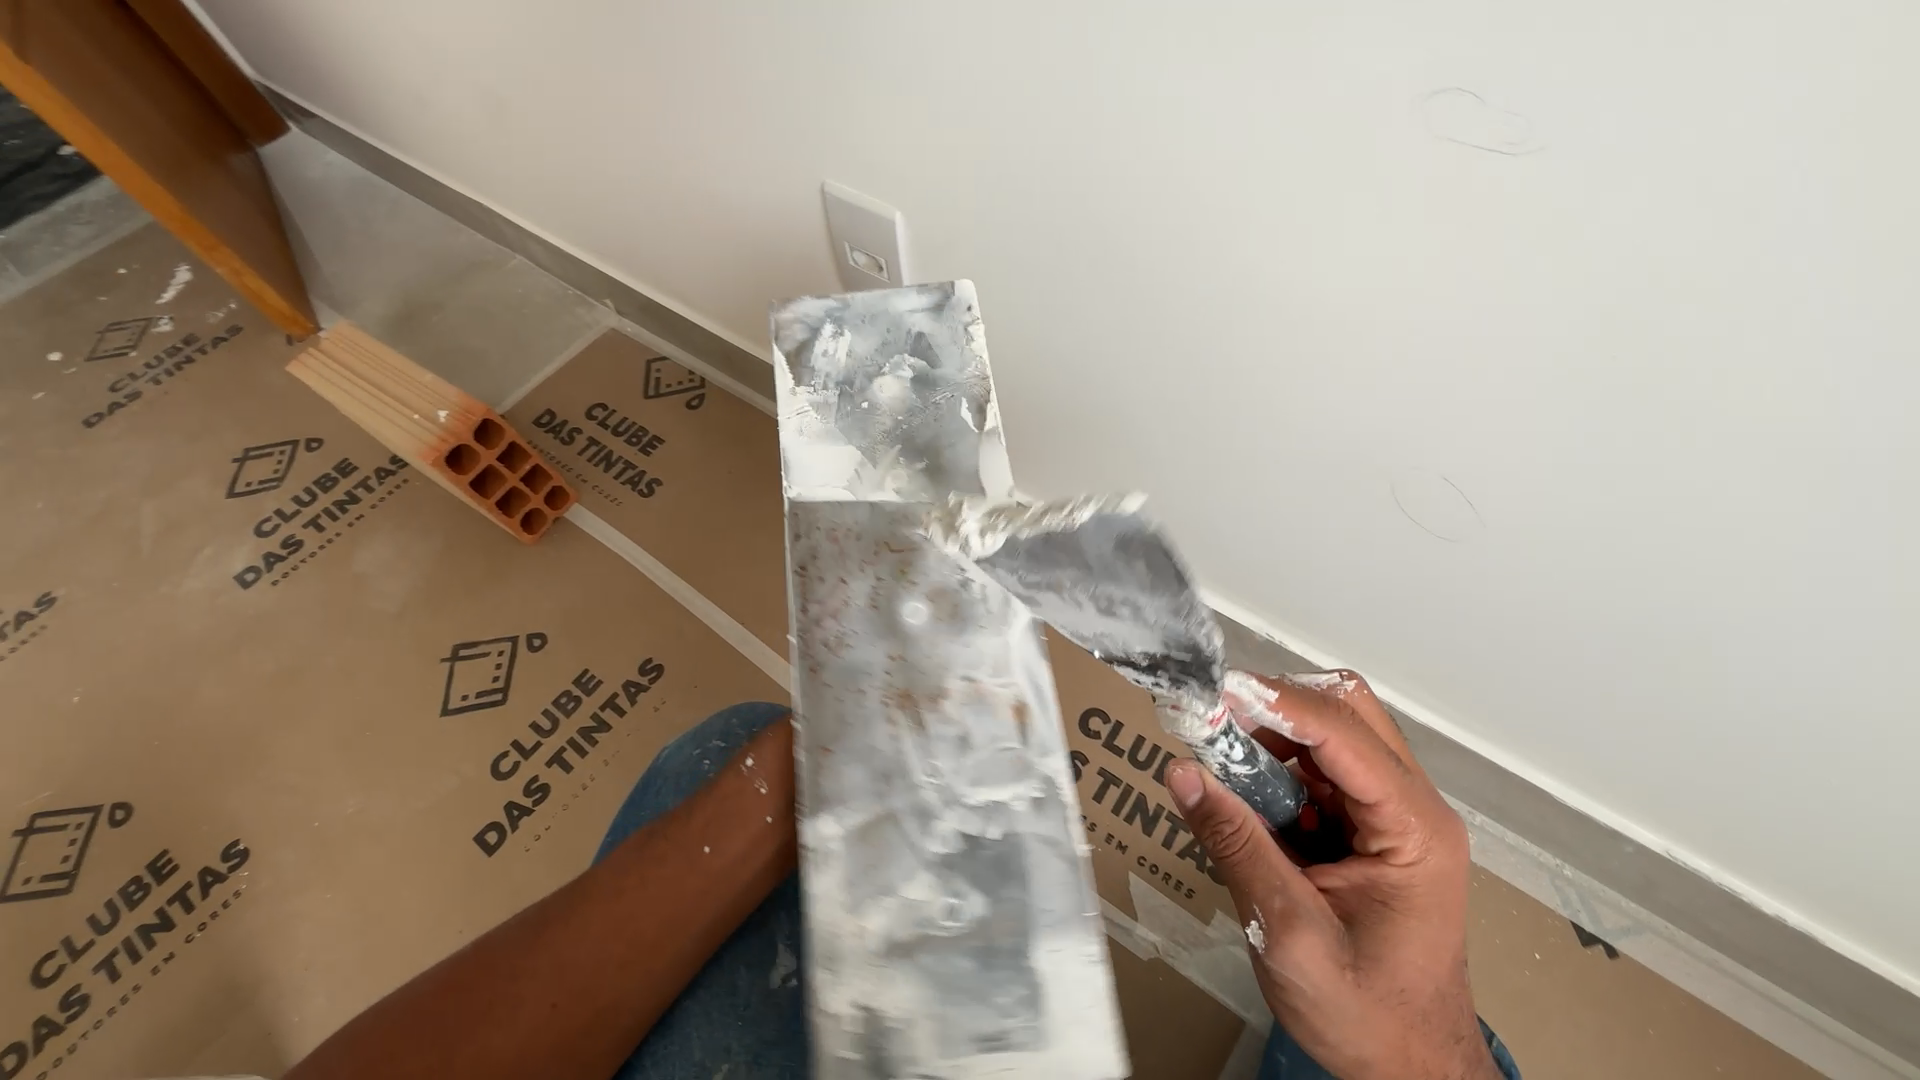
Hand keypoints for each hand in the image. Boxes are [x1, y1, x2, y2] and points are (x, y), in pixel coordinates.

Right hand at [1163, 670, 1498, 1079]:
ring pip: (1332, 733)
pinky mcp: (1371, 826)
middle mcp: (1413, 806)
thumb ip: (1236, 844)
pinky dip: (1278, 767)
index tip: (1215, 691)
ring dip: (1274, 736)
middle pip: (1349, 712)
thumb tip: (1182, 772)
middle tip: (1216, 723)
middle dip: (1278, 707)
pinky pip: (1321, 769)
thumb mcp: (1287, 931)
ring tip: (1220, 760)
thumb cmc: (1364, 1012)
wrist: (1412, 1065)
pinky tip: (1246, 795)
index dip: (1277, 702)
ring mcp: (1395, 814)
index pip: (1343, 732)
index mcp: (1412, 828)